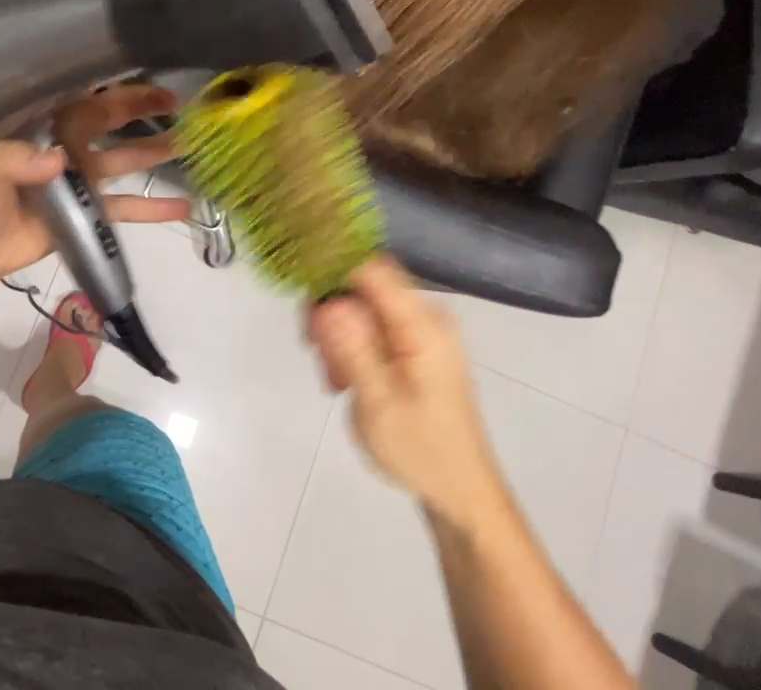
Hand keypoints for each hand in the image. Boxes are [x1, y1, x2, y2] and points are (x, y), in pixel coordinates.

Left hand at [0, 84, 190, 302]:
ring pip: (122, 160)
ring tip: (188, 145)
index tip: (139, 74)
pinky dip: (151, 208)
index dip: (106, 87)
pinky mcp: (86, 213)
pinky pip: (122, 208)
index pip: (76, 99)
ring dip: (152, 153)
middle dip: (140, 110)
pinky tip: (182, 208)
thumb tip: (59, 161)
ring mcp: (77, 181)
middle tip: (176, 101)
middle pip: (106, 122)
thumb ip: (14, 159)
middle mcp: (62, 147)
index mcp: (36, 128)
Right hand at [308, 259, 505, 524]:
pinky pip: (370, 327)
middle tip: (315, 353)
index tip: (301, 299)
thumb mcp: (379, 403)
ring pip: (359, 308)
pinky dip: (349, 346)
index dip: (330, 270)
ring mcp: (420, 332)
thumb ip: (353, 348)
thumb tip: (326, 302)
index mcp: (423, 327)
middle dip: (328, 314)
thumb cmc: (420, 450)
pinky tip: (344, 379)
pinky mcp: (413, 347)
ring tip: (334, 378)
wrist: (459, 491)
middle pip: (360, 286)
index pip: (371, 268)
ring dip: (336, 335)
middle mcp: (425, 319)